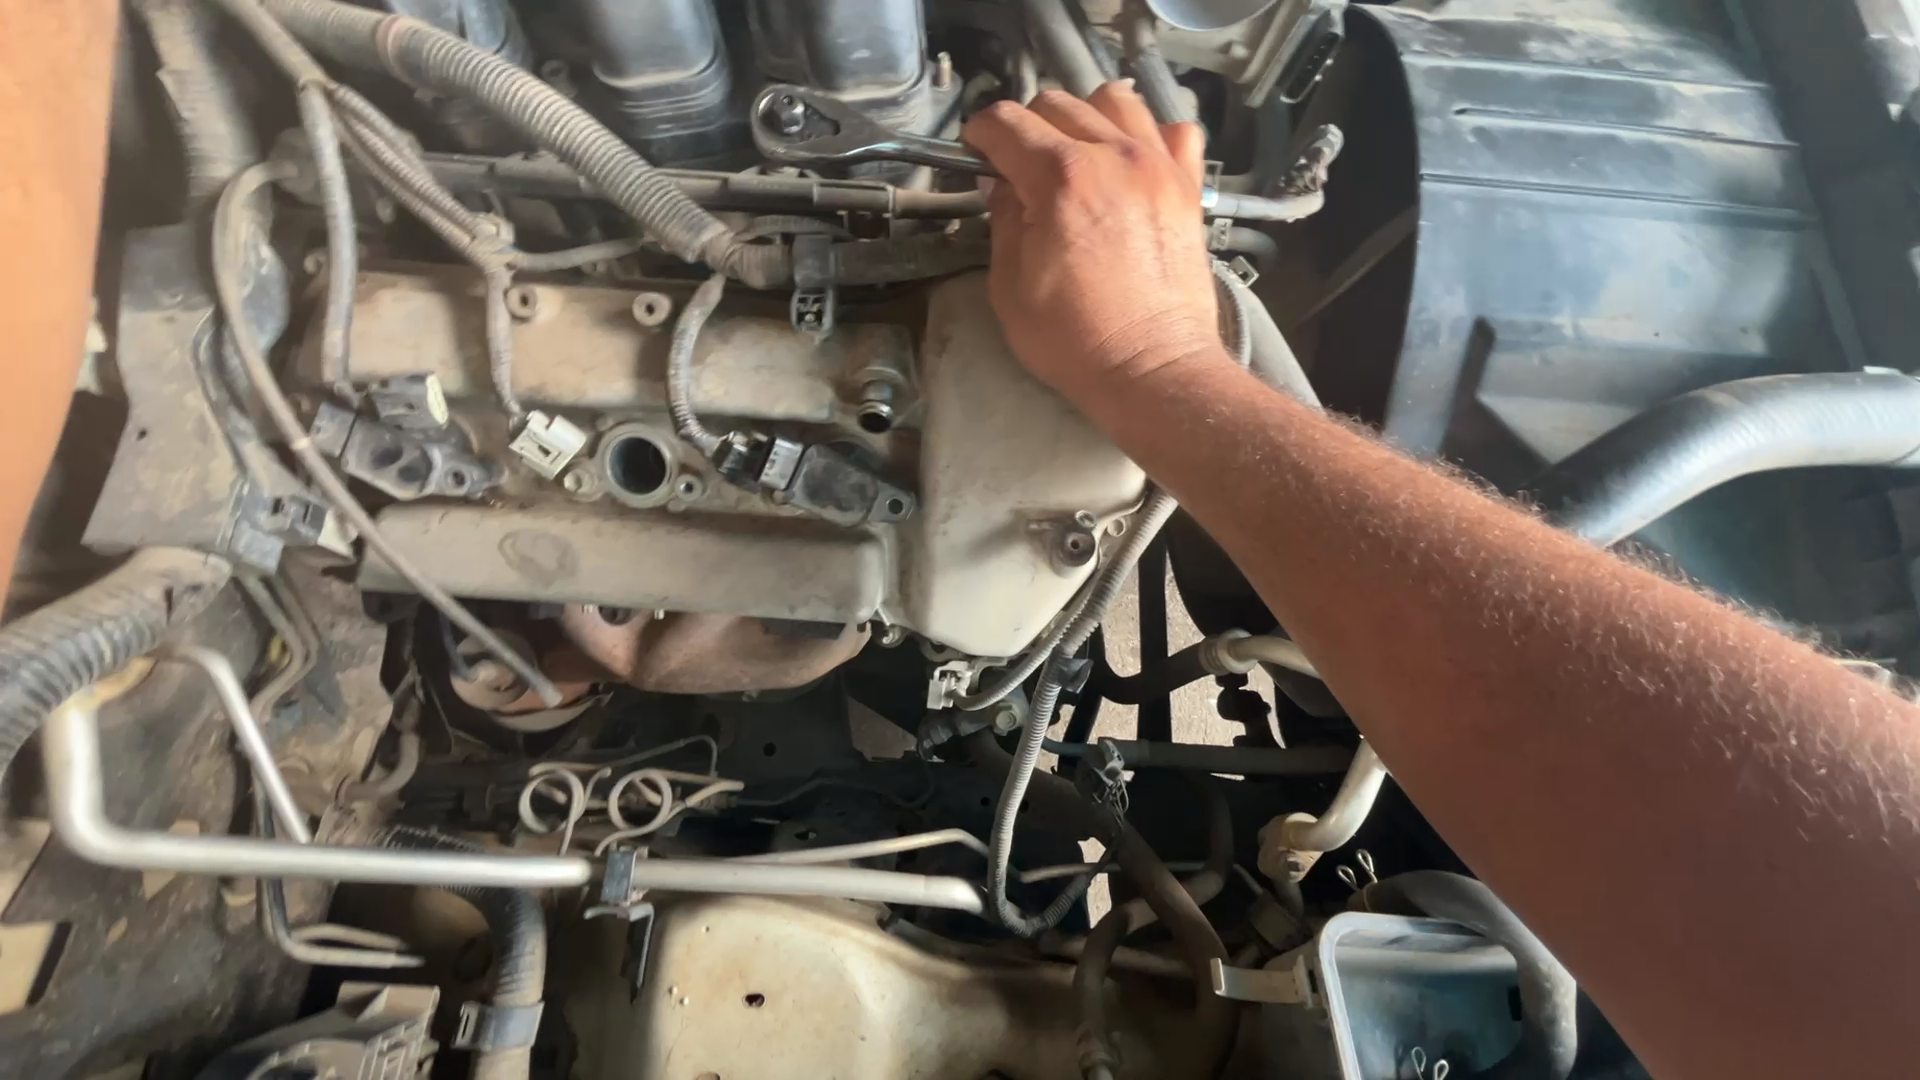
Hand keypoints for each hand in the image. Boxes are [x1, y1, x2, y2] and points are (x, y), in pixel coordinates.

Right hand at [962, 83, 1225, 401]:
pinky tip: (1130, 162)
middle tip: (1018, 165)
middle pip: (1058, 104)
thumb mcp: (1011, 289)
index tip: (976, 151)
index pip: (1007, 125)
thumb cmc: (1077, 341)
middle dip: (1027, 127)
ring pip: (1115, 101)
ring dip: (1084, 118)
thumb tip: (1002, 186)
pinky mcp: (1187, 189)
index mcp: (1060, 180)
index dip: (981, 135)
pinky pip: (1171, 130)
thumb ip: (1003, 223)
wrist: (1150, 369)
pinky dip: (1146, 134)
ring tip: (1074, 155)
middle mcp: (1113, 157)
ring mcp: (1157, 167)